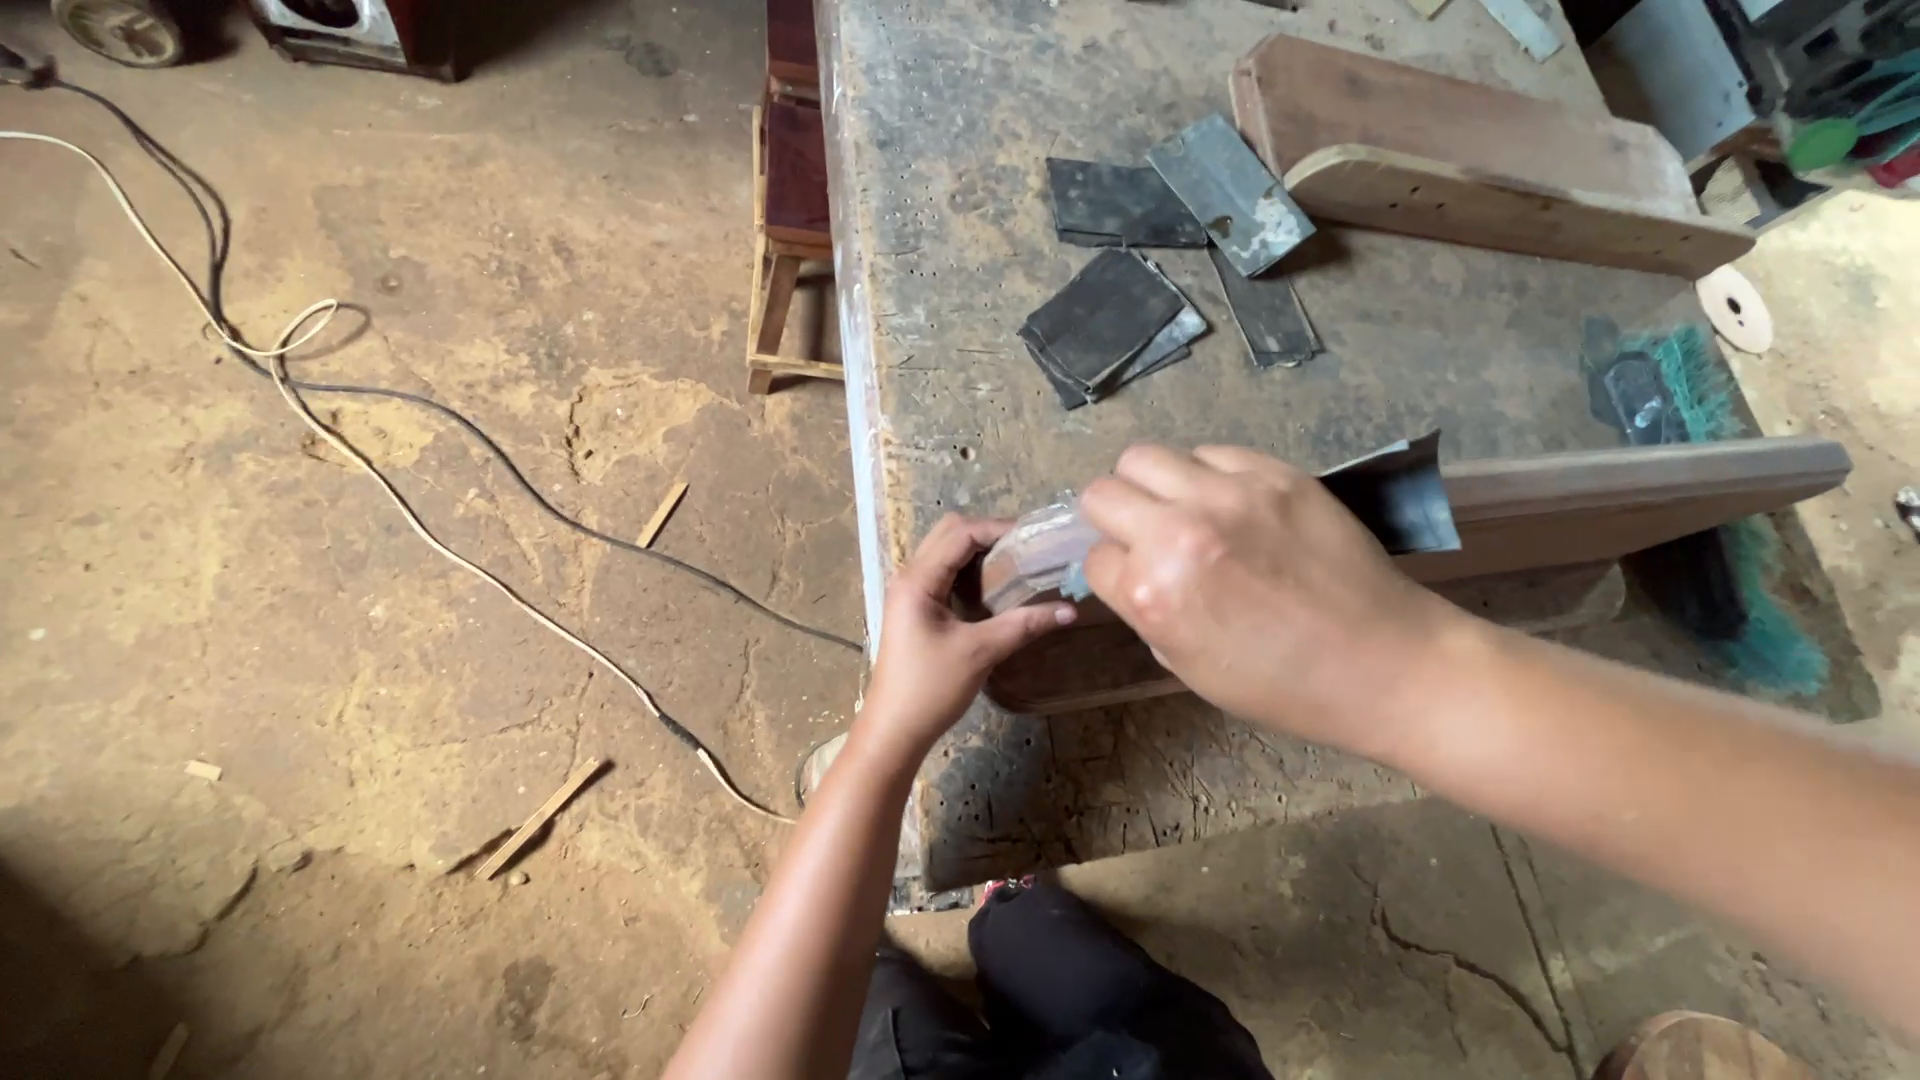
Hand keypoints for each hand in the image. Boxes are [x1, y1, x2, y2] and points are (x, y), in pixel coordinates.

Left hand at [856, 515, 1075, 761]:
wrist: (894, 729)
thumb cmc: (931, 689)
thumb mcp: (981, 652)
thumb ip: (1024, 624)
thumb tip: (1070, 610)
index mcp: (917, 580)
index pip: (960, 534)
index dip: (997, 529)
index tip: (1034, 540)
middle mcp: (909, 577)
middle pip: (950, 534)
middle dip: (988, 534)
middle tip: (1026, 550)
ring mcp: (909, 593)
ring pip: (945, 552)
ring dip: (978, 551)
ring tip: (1016, 564)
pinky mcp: (915, 609)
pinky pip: (943, 573)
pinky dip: (969, 570)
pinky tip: (995, 587)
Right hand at [1079, 445, 1465, 759]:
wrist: (1382, 663)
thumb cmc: (1278, 684)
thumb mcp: (1185, 663)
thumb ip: (1143, 606)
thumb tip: (1127, 566)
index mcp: (1152, 593)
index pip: (1093, 557)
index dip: (1113, 568)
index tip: (1136, 575)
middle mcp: (1178, 533)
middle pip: (1102, 493)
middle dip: (1113, 516)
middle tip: (1146, 534)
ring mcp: (1227, 495)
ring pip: (1144, 457)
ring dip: (1152, 485)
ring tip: (1184, 508)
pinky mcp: (1272, 473)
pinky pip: (1209, 453)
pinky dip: (1206, 475)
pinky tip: (1232, 503)